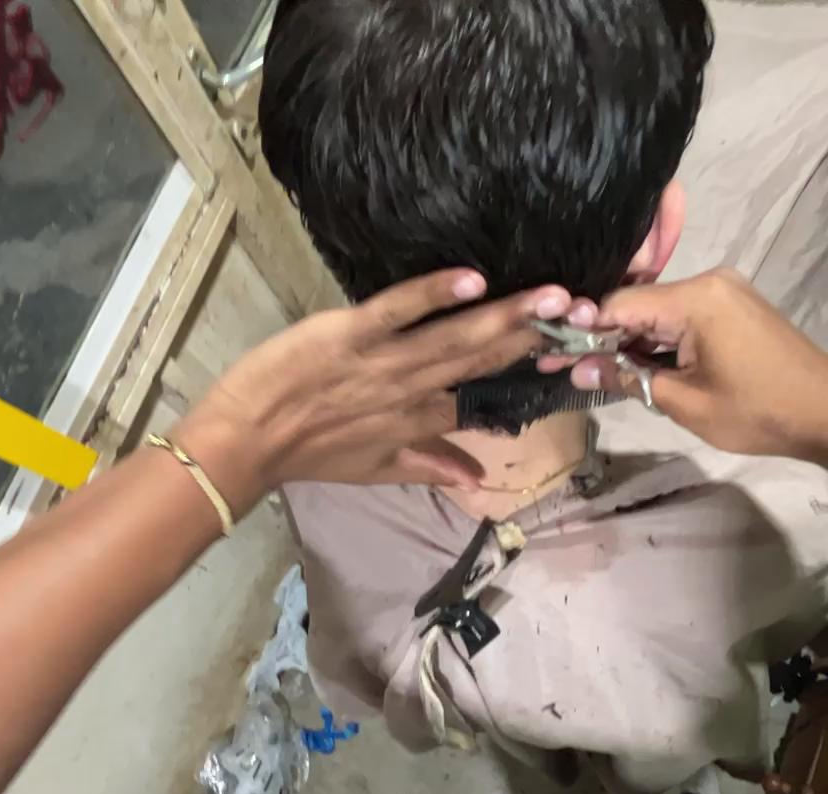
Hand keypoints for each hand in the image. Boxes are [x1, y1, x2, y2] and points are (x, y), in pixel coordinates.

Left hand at [171, 270, 574, 507]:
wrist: (247, 440)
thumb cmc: (311, 455)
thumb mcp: (376, 471)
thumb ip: (431, 467)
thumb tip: (479, 479)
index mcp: (417, 422)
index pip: (479, 395)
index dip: (521, 375)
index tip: (564, 354)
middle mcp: (410, 392)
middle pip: (477, 362)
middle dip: (529, 337)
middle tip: (579, 313)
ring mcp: (382, 362)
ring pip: (452, 339)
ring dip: (503, 317)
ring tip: (549, 297)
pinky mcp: (349, 334)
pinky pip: (398, 311)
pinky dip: (434, 295)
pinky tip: (474, 281)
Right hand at [550, 269, 827, 463]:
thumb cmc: (756, 412)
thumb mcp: (683, 402)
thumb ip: (628, 379)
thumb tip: (576, 369)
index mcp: (694, 299)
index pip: (618, 304)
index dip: (582, 330)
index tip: (552, 353)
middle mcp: (707, 282)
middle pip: (636, 304)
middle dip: (603, 338)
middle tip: (569, 368)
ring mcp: (723, 292)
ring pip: (657, 313)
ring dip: (631, 343)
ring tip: (600, 373)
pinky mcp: (732, 307)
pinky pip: (681, 318)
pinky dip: (659, 341)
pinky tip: (640, 366)